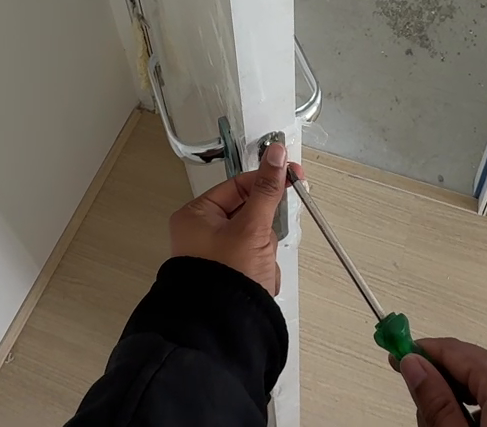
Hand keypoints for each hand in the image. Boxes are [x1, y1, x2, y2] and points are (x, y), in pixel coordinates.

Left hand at [168, 141, 292, 292]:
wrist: (225, 332)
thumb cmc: (226, 278)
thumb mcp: (253, 227)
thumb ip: (267, 189)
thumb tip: (275, 155)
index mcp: (196, 216)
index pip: (238, 185)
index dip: (265, 181)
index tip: (289, 173)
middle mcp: (201, 234)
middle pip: (249, 212)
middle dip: (264, 229)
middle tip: (264, 239)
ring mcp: (216, 256)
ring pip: (256, 237)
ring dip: (265, 251)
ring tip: (258, 266)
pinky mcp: (229, 274)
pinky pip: (254, 258)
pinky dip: (262, 268)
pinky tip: (258, 279)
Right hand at [397, 337, 486, 425]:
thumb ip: (436, 403)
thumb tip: (414, 367)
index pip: (449, 349)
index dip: (417, 352)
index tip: (394, 356)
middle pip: (466, 367)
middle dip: (441, 389)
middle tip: (426, 421)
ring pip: (484, 385)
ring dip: (462, 406)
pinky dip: (485, 414)